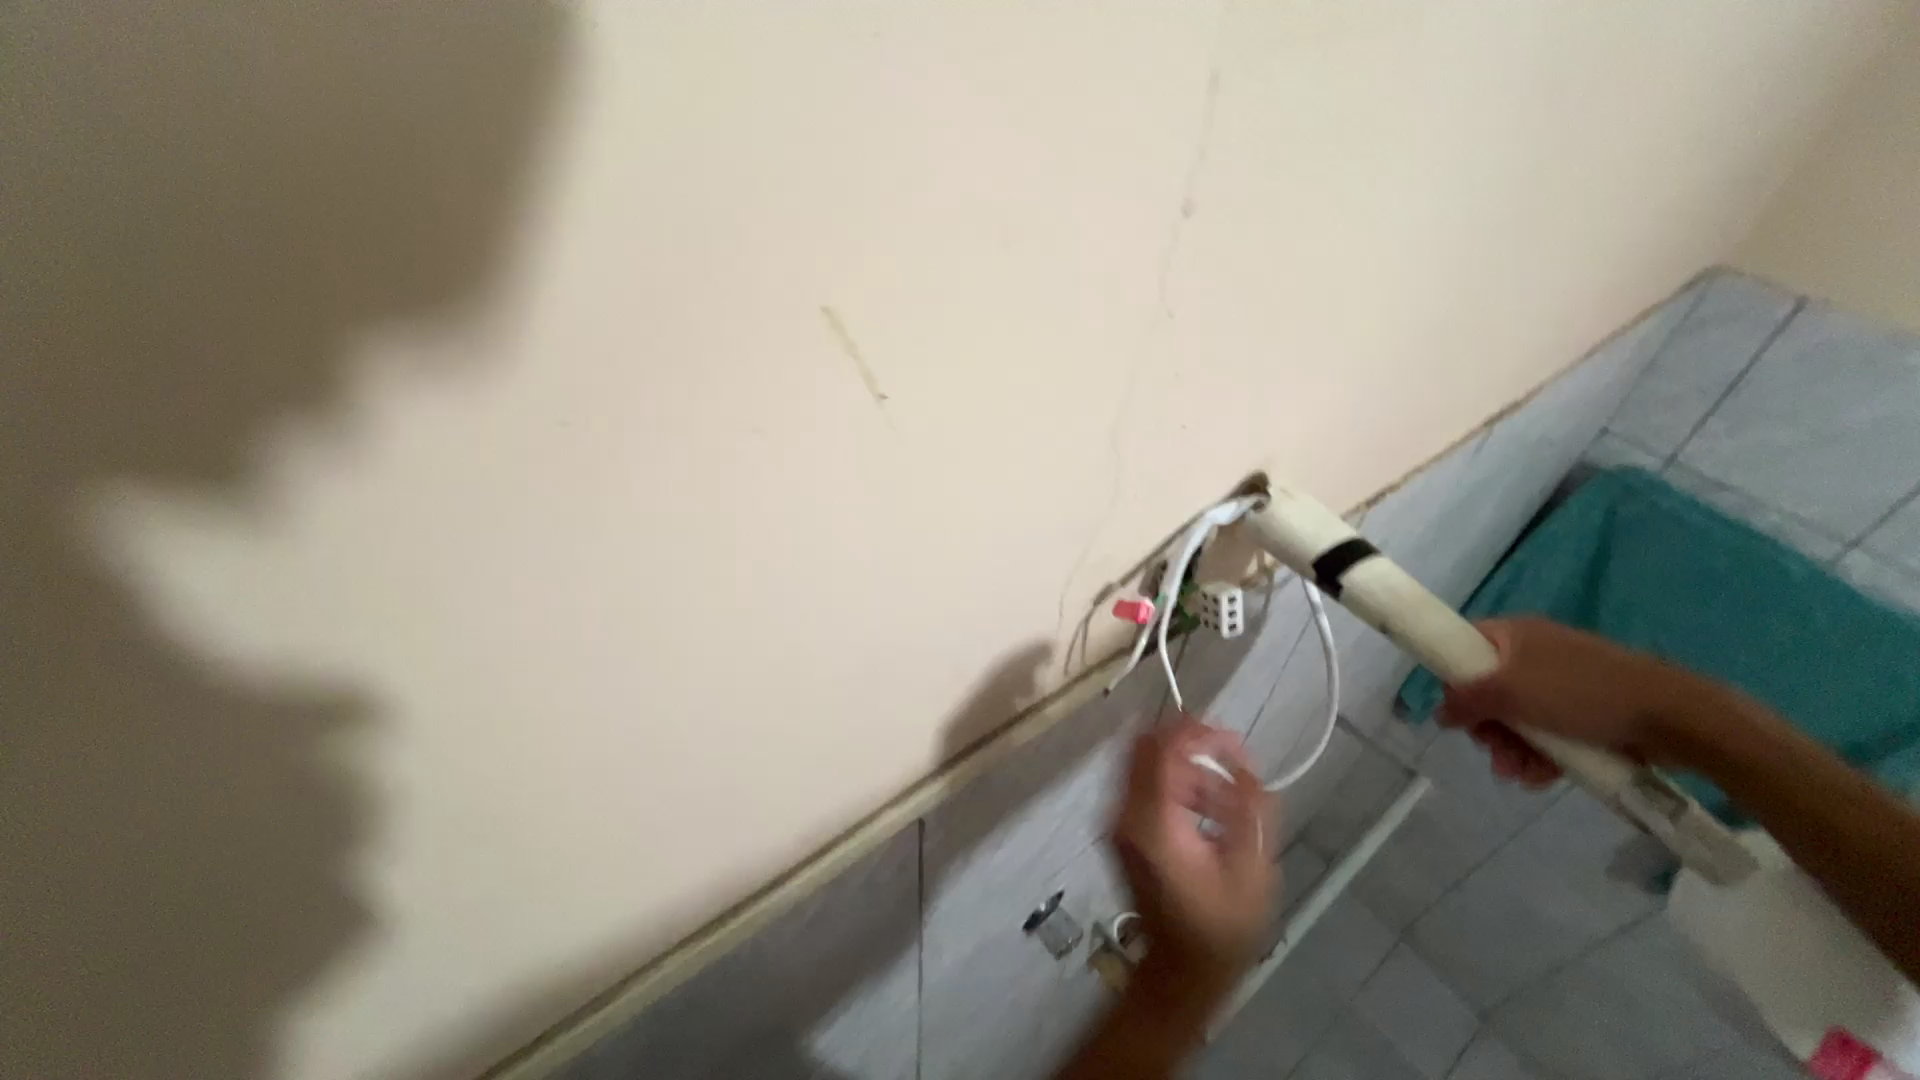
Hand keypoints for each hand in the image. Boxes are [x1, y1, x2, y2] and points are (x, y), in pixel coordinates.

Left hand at [1111, 717, 1275, 998]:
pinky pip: (1143, 787)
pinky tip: (1210, 813)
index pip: (1158, 748)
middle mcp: (1124, 814)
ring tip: (1227, 798)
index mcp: (1151, 821)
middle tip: (1229, 758)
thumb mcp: (1251, 869)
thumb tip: (1242, 762)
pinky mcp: (1123, 831)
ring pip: (1143, 764)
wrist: (1181, 971)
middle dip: (1187, 743)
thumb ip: (1248, 808)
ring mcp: (1117, 823)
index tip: (1231, 741)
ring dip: (1185, 768)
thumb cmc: (1220, 928)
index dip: (1194, 731)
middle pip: (1143, 746)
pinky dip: (1175, 785)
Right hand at [1441, 616, 1696, 787]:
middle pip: (1487, 691)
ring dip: (1511, 750)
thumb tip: (1439, 713)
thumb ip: (1466, 701)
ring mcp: (1561, 684)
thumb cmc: (1583, 692)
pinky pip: (1547, 733)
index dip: (1452, 679)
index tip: (1457, 712)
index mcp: (1513, 636)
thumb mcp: (1511, 692)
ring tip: (1519, 775)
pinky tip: (1541, 777)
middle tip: (1493, 752)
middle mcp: (1533, 654)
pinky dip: (1539, 756)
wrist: (1674, 716)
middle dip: (1487, 729)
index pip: (1462, 648)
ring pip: (1517, 719)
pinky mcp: (1585, 713)